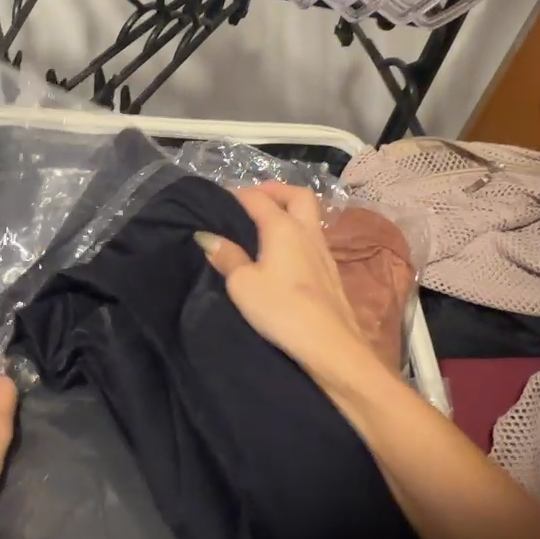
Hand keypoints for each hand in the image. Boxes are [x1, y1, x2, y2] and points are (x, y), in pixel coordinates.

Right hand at [196, 183, 382, 377]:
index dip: (236, 193)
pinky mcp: (331, 272)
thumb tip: (207, 236)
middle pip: (297, 195)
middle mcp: (307, 231)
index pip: (257, 198)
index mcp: (283, 227)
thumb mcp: (243, 284)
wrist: (332, 347)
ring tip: (263, 225)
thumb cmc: (282, 309)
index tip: (217, 198)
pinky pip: (312, 238)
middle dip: (275, 191)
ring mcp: (323, 252)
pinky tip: (282, 254)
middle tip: (254, 199)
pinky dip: (295, 234)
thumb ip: (227, 256)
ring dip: (288, 212)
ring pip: (309, 216)